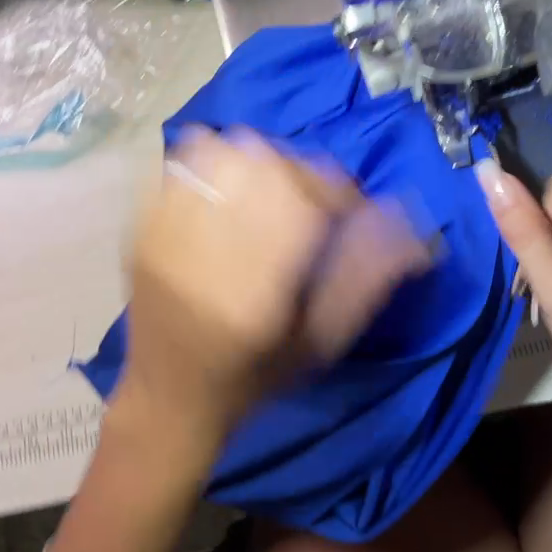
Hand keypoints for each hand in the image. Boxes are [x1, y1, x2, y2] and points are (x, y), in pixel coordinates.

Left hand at [120, 128, 431, 439]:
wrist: (168, 398)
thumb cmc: (255, 378)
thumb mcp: (320, 344)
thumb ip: (365, 281)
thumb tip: (411, 228)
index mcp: (257, 294)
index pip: (305, 201)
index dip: (338, 191)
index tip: (348, 207)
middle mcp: (206, 256)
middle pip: (263, 166)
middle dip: (299, 171)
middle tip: (309, 198)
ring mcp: (165, 237)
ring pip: (219, 154)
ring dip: (255, 161)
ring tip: (266, 189)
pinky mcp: (140, 229)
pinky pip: (179, 165)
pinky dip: (209, 162)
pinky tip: (223, 186)